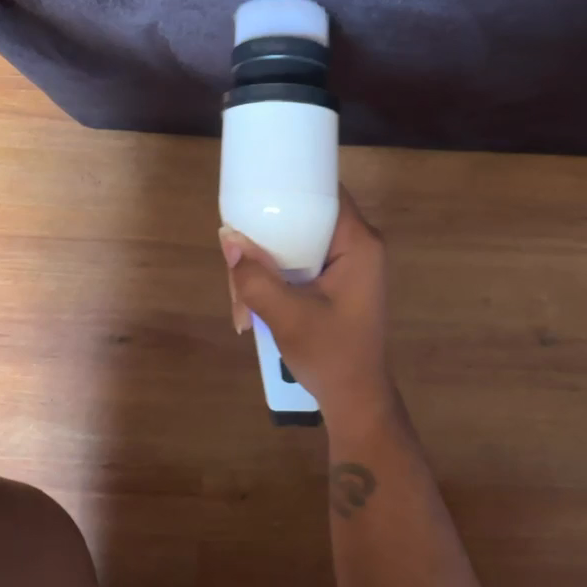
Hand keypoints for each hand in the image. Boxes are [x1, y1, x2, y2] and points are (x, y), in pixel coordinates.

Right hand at [220, 188, 397, 428]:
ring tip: (243, 308)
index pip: (326, 192)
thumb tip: (228, 238)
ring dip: (265, 269)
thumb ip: (256, 278)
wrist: (355, 400)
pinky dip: (276, 279)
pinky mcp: (336, 280)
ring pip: (296, 244)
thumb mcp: (287, 317)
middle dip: (265, 243)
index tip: (255, 191)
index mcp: (358, 243)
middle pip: (303, 219)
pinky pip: (300, 263)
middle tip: (237, 274)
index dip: (291, 185)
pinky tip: (254, 308)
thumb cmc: (331, 356)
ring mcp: (348, 263)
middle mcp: (358, 245)